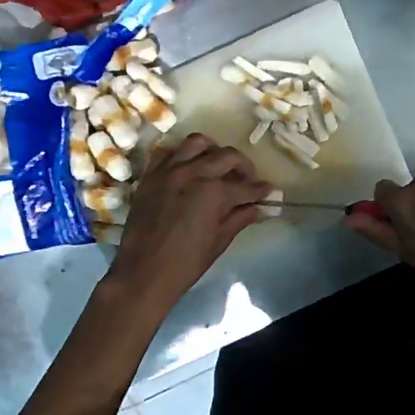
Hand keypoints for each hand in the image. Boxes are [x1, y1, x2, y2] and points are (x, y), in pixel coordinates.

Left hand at [106, 134, 270, 306]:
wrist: (143, 272)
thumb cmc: (187, 262)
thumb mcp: (220, 240)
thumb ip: (241, 217)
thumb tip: (261, 208)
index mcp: (214, 193)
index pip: (247, 186)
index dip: (262, 190)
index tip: (271, 191)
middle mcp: (193, 173)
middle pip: (228, 156)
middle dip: (244, 167)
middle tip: (247, 180)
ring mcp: (169, 171)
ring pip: (198, 142)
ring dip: (214, 151)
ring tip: (217, 166)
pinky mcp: (151, 175)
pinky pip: (169, 151)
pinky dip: (183, 155)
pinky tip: (189, 169)